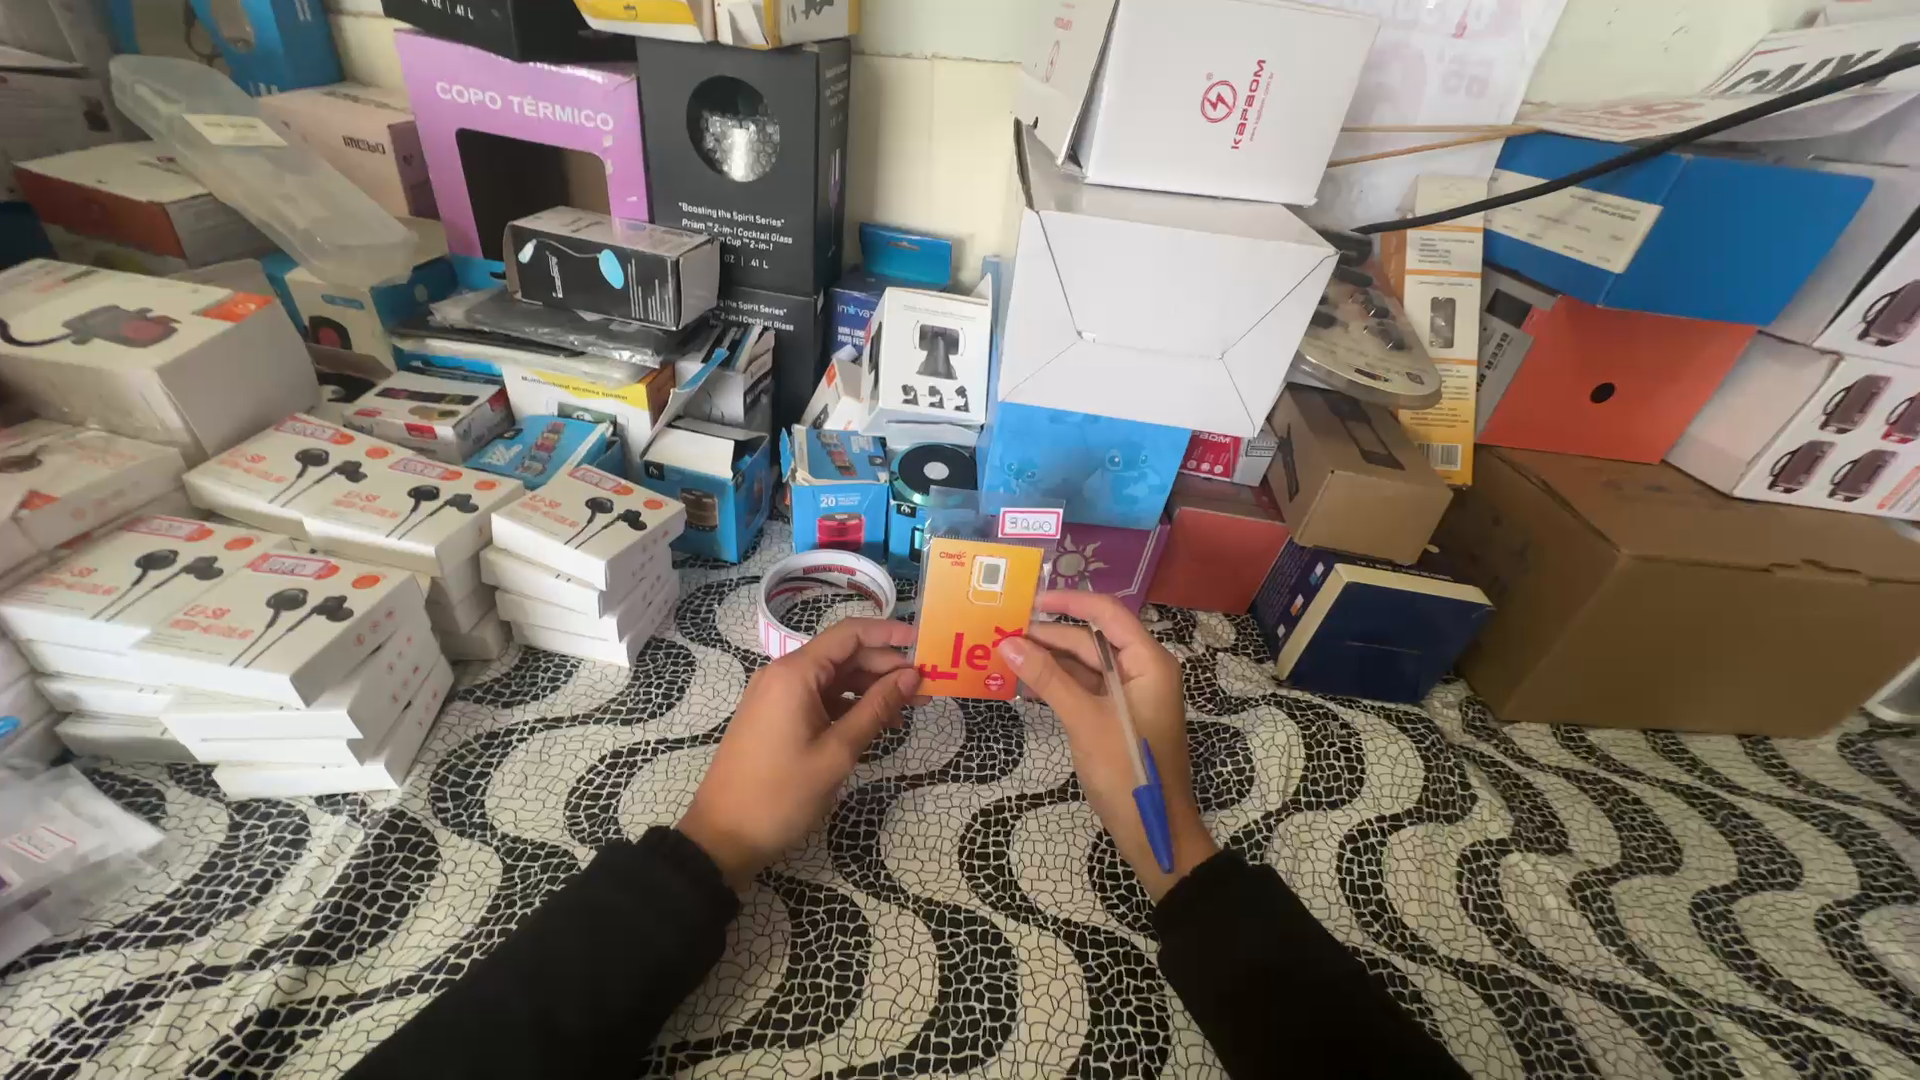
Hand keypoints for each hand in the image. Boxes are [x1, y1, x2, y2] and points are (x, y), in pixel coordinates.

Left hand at [679, 618, 919, 890]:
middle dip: (886, 666)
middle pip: (844, 654)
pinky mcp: (777, 715)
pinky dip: (850, 704)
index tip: (923, 642)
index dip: (888, 633)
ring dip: (871, 687)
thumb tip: (912, 675)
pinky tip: (877, 721)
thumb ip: (876, 708)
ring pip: (835, 677)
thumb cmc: (781, 794)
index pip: (849, 634)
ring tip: (909, 708)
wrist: (722, 837)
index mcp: (795, 673)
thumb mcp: (837, 752)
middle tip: (926, 686)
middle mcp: (784, 673)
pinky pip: (821, 697)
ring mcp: (778, 695)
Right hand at [1000, 591, 1217, 901]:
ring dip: (1050, 660)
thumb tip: (1008, 642)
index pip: (1107, 614)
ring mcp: (1130, 695)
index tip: (1031, 600)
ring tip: (1007, 656)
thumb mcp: (1084, 720)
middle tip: (1004, 632)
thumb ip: (1047, 677)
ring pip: (1086, 665)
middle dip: (1051, 636)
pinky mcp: (1117, 717)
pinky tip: (1025, 685)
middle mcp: (1142, 671)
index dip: (1070, 602)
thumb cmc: (1128, 771)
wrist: (1154, 833)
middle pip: (1092, 640)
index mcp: (1148, 663)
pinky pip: (1085, 688)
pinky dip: (1058, 684)